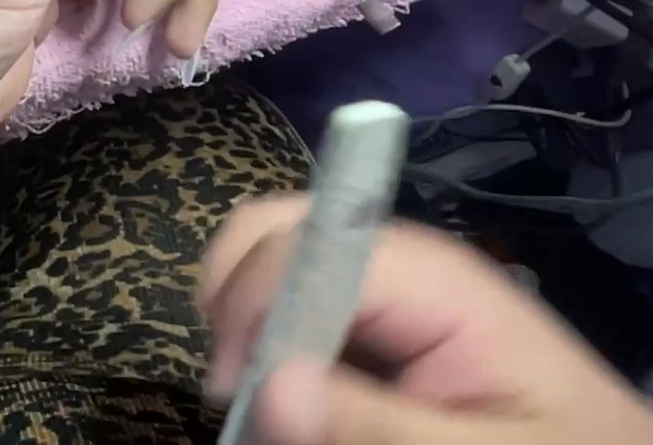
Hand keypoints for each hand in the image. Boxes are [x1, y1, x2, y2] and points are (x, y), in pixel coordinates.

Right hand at [199, 197, 652, 444]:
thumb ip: (382, 430)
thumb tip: (267, 391)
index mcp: (422, 271)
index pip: (300, 249)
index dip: (249, 301)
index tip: (233, 384)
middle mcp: (386, 249)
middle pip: (268, 227)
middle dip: (230, 292)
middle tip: (229, 379)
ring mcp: (372, 266)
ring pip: (265, 251)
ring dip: (240, 310)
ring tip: (248, 383)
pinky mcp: (364, 293)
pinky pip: (285, 286)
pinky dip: (260, 326)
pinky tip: (276, 375)